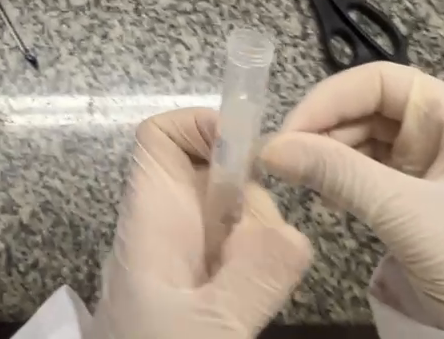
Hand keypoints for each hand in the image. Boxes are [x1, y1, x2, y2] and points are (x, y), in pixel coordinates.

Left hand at [89, 108, 313, 338]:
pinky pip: (244, 257)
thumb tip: (293, 228)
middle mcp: (169, 227)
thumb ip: (251, 276)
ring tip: (254, 288)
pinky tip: (255, 303)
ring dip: (259, 240)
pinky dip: (262, 268)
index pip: (158, 139)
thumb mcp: (208, 329)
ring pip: (235, 216)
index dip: (198, 126)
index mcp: (151, 218)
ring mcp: (190, 260)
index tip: (246, 158)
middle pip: (212, 172)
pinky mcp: (208, 291)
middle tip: (263, 247)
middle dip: (249, 197)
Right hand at [259, 64, 443, 334]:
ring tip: (305, 183)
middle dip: (328, 131)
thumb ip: (337, 173)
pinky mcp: (442, 204)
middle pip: (377, 109)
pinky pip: (386, 175)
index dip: (330, 98)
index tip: (289, 132)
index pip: (385, 82)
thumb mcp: (410, 220)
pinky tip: (330, 197)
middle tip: (285, 161)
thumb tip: (268, 148)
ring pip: (376, 142)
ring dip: (336, 157)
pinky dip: (353, 181)